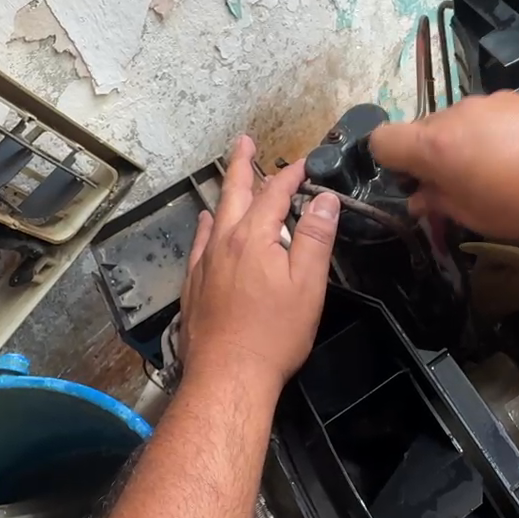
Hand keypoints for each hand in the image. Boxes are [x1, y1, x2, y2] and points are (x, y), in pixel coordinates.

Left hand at [178, 136, 339, 394]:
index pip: (274, 194)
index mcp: (254, 237)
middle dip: (243, 164)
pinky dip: (206, 225)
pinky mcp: (194, 286)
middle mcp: (224, 242)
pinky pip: (199, 242)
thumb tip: (324, 198)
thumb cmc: (275, 332)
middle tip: (244, 141)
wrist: (228, 376)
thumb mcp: (308, 284)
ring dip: (225, 191)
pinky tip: (206, 223)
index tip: (307, 162)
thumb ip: (316, 237)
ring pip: (214, 215)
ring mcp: (204, 264)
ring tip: (231, 175)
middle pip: (234, 193)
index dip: (291, 175)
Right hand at [368, 90, 518, 244]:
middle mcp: (458, 114)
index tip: (412, 183)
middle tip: (456, 189)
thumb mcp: (474, 217)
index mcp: (436, 145)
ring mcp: (492, 101)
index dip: (389, 162)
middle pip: (423, 130)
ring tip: (499, 176)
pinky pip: (491, 116)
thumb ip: (438, 203)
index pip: (383, 139)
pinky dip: (495, 135)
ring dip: (465, 145)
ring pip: (460, 122)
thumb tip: (420, 198)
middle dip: (431, 157)